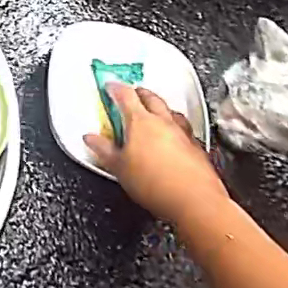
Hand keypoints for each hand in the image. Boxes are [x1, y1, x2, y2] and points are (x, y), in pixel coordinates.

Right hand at [84, 83, 227, 224]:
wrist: (194, 201)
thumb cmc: (155, 184)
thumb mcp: (119, 168)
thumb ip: (103, 149)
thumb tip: (91, 138)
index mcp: (141, 121)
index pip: (126, 95)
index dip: (116, 88)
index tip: (110, 86)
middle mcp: (163, 121)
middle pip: (150, 97)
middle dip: (140, 93)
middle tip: (133, 93)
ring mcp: (182, 132)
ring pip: (170, 111)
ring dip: (161, 108)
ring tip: (156, 112)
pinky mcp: (196, 147)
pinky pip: (185, 129)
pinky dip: (177, 128)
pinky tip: (176, 137)